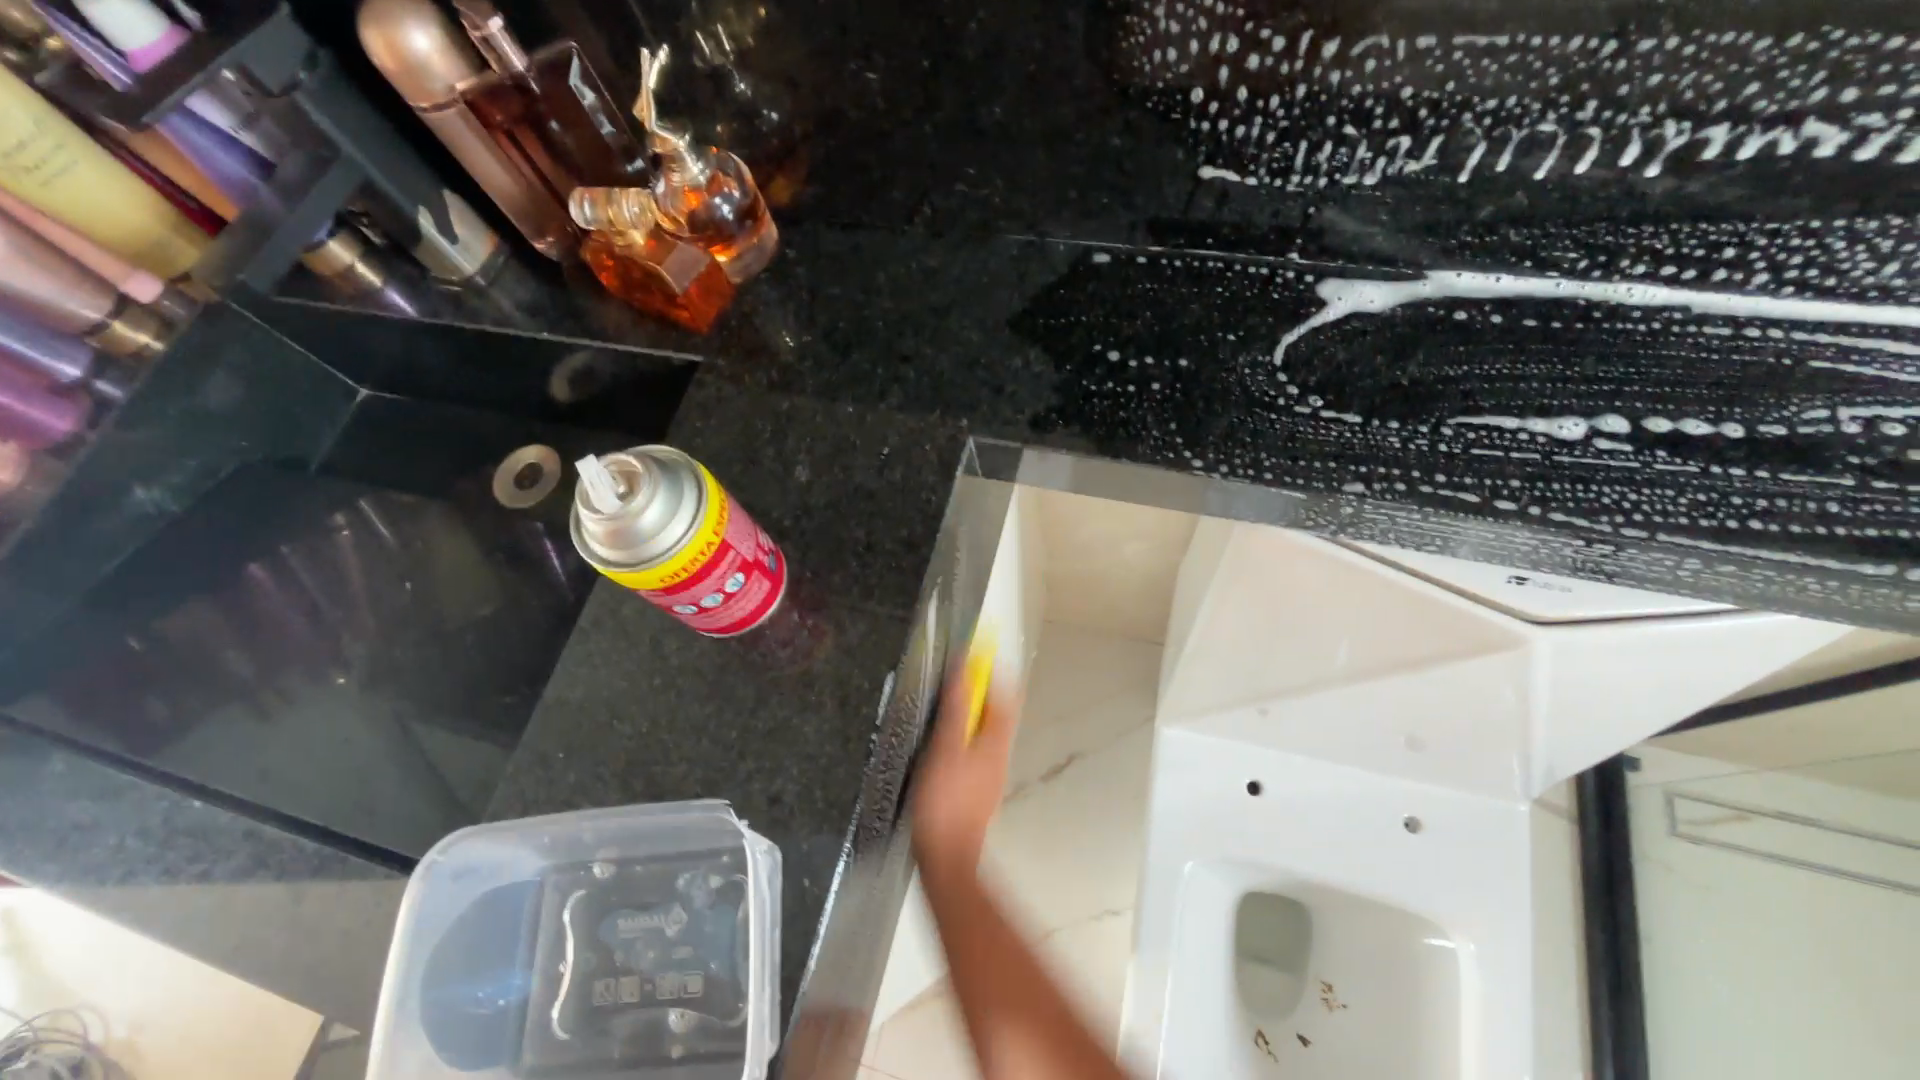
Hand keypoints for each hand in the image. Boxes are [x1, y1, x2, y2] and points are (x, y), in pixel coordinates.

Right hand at [910, 647, 1020, 878]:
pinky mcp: (975, 790)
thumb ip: (956, 709)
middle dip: (981, 690)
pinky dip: (963, 735)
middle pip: (997, 713)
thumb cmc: (944, 802)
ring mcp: (989, 774)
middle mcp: (999, 755)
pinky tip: (941, 742)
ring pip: (986, 732)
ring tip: (945, 702)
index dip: (994, 671)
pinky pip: (975, 750)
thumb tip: (964, 669)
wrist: (947, 858)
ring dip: (971, 712)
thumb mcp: (946, 749)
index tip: (978, 652)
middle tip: (958, 673)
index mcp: (996, 742)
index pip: (1006, 695)